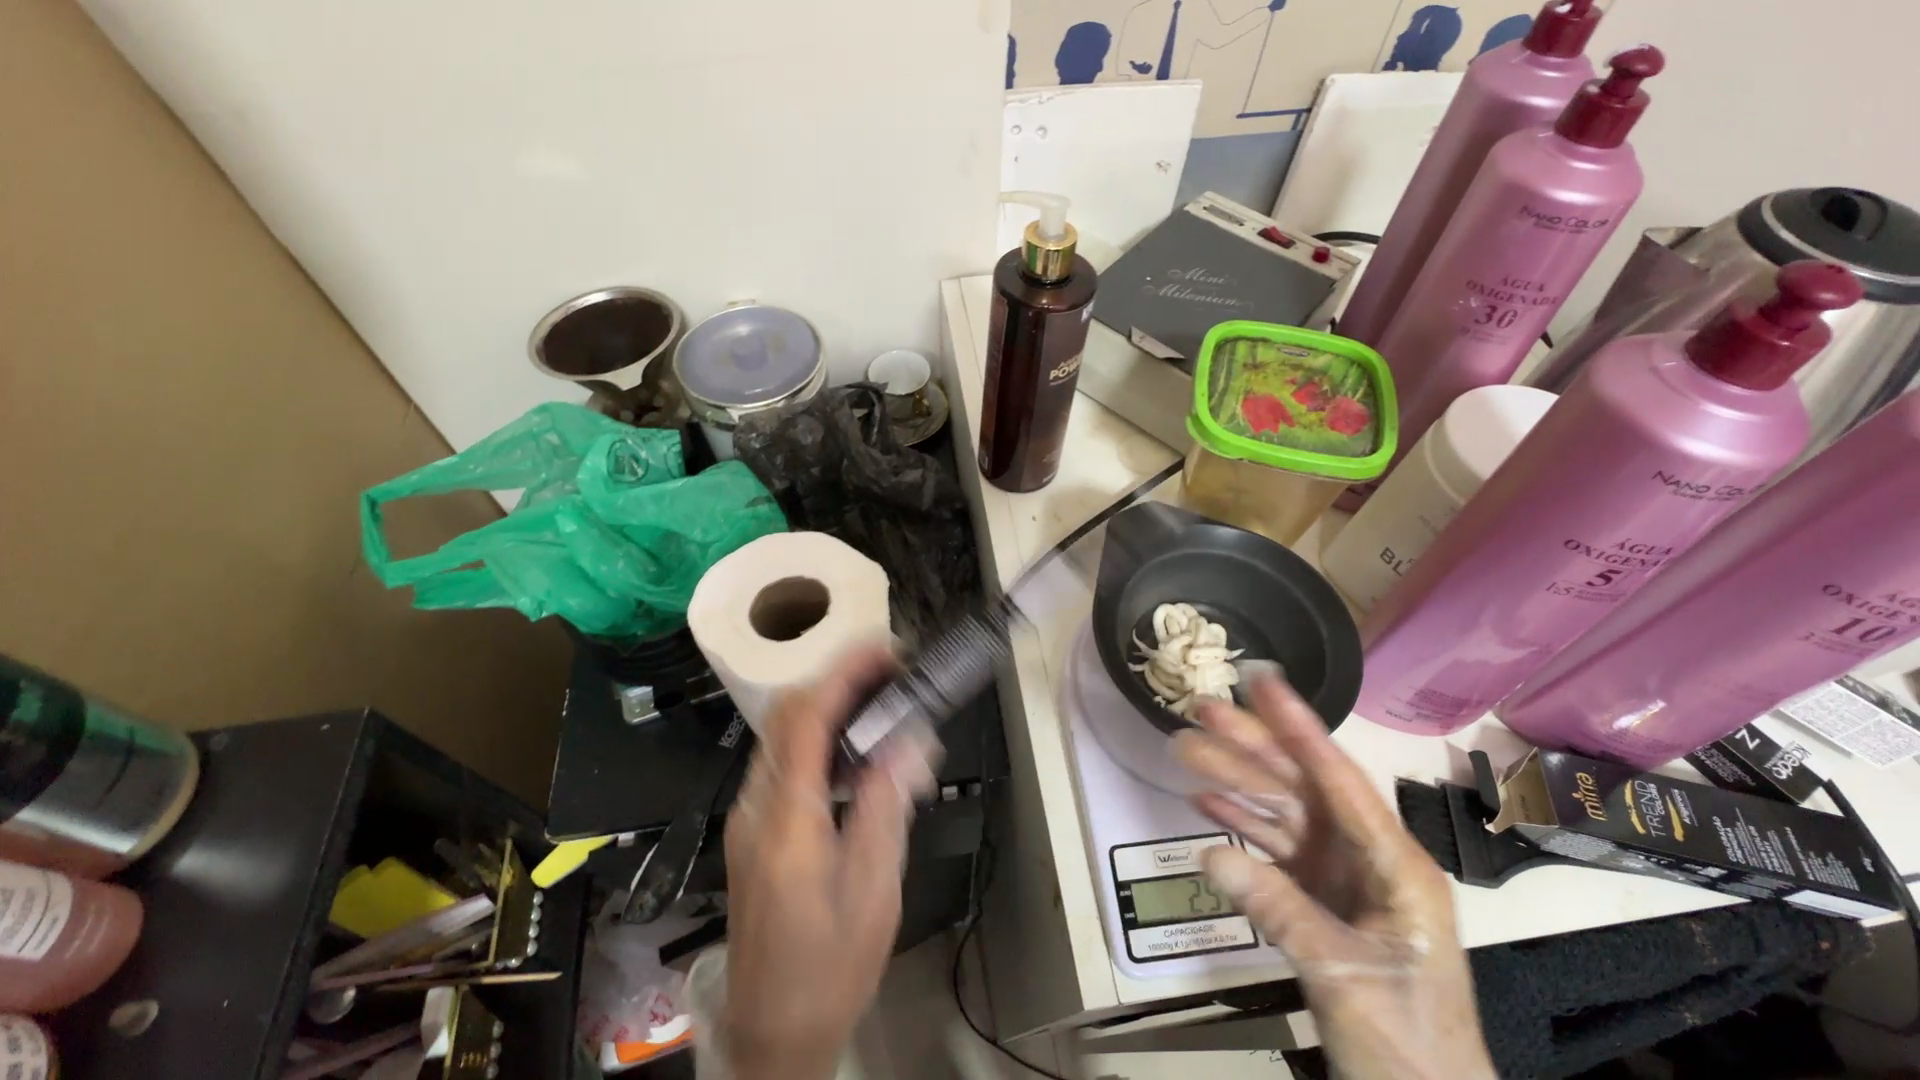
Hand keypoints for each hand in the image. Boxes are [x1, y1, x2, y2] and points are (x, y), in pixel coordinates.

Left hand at [720, 646, 939, 1079]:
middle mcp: (756, 807)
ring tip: (883, 703)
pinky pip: (783, 765)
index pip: (806, 718)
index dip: (843, 672)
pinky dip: (819, 740)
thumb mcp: (875, 888)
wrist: (773, 1028)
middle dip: (836, 679)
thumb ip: (886, 804)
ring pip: (782, 737)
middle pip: (786, 717)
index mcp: (788, 820)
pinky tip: (857, 755)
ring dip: (828, 706)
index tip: (886, 649)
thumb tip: (908, 738)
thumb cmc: (832, 967)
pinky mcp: (753, 833)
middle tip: (892, 672)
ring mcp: (748, 819)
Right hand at [1173, 675, 1494, 1079]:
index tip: (1264, 684)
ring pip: (1284, 817)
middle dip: (1253, 749)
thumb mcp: (1343, 975)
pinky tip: (1206, 807)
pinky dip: (1242, 830)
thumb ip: (1278, 910)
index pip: (1340, 783)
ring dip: (1237, 784)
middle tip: (1201, 710)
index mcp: (1396, 866)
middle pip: (1305, 790)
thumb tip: (1207, 854)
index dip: (1300, 730)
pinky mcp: (1323, 904)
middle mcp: (1370, 860)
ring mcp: (1344, 881)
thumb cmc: (1406, 1044)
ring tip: (1186, 750)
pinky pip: (1277, 855)